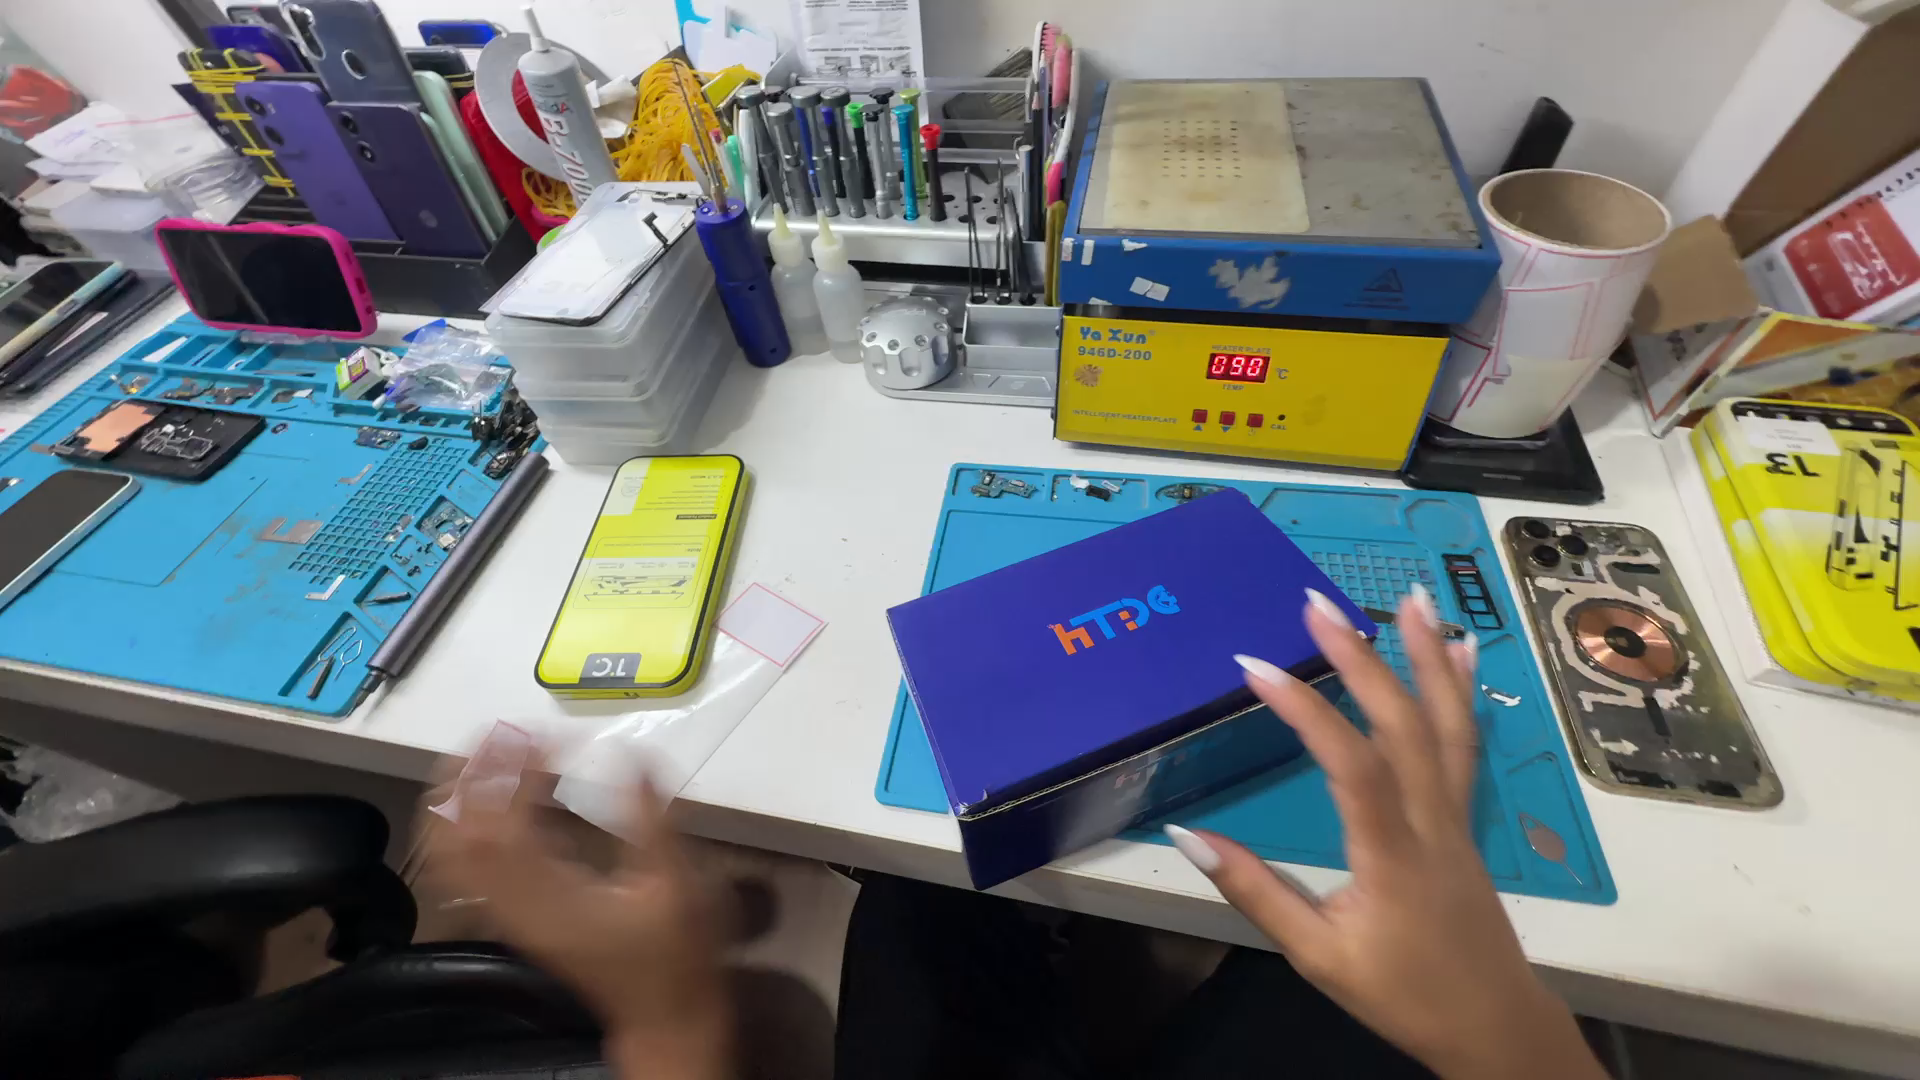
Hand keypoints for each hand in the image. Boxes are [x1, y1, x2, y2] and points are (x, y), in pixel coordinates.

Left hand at [427, 743, 729, 1079]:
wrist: (663, 1016)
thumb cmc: (677, 950)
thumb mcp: (677, 883)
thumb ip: (651, 820)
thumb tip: (630, 756)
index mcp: (553, 895)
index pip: (507, 823)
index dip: (519, 771)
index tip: (554, 735)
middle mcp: (516, 904)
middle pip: (459, 838)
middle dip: (471, 777)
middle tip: (500, 731)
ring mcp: (511, 913)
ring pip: (453, 854)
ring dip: (459, 799)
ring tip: (484, 754)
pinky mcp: (519, 915)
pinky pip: (469, 869)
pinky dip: (467, 826)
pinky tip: (493, 799)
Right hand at [1163, 585, 1604, 1079]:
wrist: (1500, 1033)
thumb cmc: (1403, 994)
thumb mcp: (1316, 955)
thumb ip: (1253, 890)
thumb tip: (1185, 834)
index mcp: (1392, 853)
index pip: (1351, 765)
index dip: (1305, 710)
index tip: (1255, 664)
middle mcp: (1431, 818)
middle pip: (1404, 725)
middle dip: (1361, 657)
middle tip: (1318, 603)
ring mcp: (1455, 811)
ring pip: (1447, 724)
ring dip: (1428, 656)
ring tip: (1414, 600)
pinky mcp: (1461, 812)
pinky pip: (1465, 742)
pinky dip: (1462, 690)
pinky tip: (1462, 651)